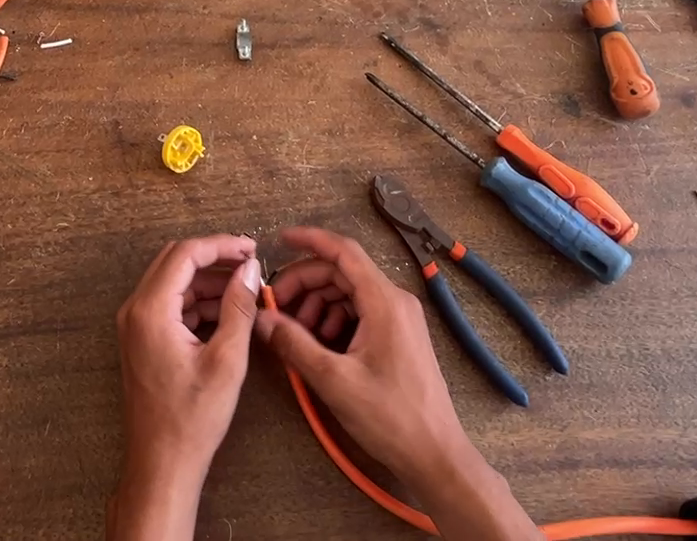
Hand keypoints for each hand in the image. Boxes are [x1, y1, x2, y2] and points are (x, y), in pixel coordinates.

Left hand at [109, 235, 260, 539]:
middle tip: (250, 264)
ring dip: (207, 280)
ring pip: (173, 281)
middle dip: (214, 258)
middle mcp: (135, 309)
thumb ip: (238, 308)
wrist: (161, 465)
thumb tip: (250, 269)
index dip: (221, 245)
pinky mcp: (142, 338)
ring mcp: (135, 324)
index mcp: (150, 310)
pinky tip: (226, 312)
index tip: (252, 249)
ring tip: (245, 289)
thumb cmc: (192, 419)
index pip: (186, 254)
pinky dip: (197, 300)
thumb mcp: (226, 360)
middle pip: (175, 261)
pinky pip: (170, 303)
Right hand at [255, 226, 538, 540]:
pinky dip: (334, 320)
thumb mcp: (334, 380)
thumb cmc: (390, 417)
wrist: (436, 456)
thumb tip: (260, 318)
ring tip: (297, 334)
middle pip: (341, 272)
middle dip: (305, 283)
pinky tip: (320, 346)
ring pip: (348, 292)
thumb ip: (294, 343)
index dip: (309, 240)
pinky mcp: (397, 335)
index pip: (343, 251)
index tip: (280, 240)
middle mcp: (394, 300)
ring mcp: (398, 317)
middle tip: (276, 307)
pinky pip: (359, 311)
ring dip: (317, 304)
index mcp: (384, 300)